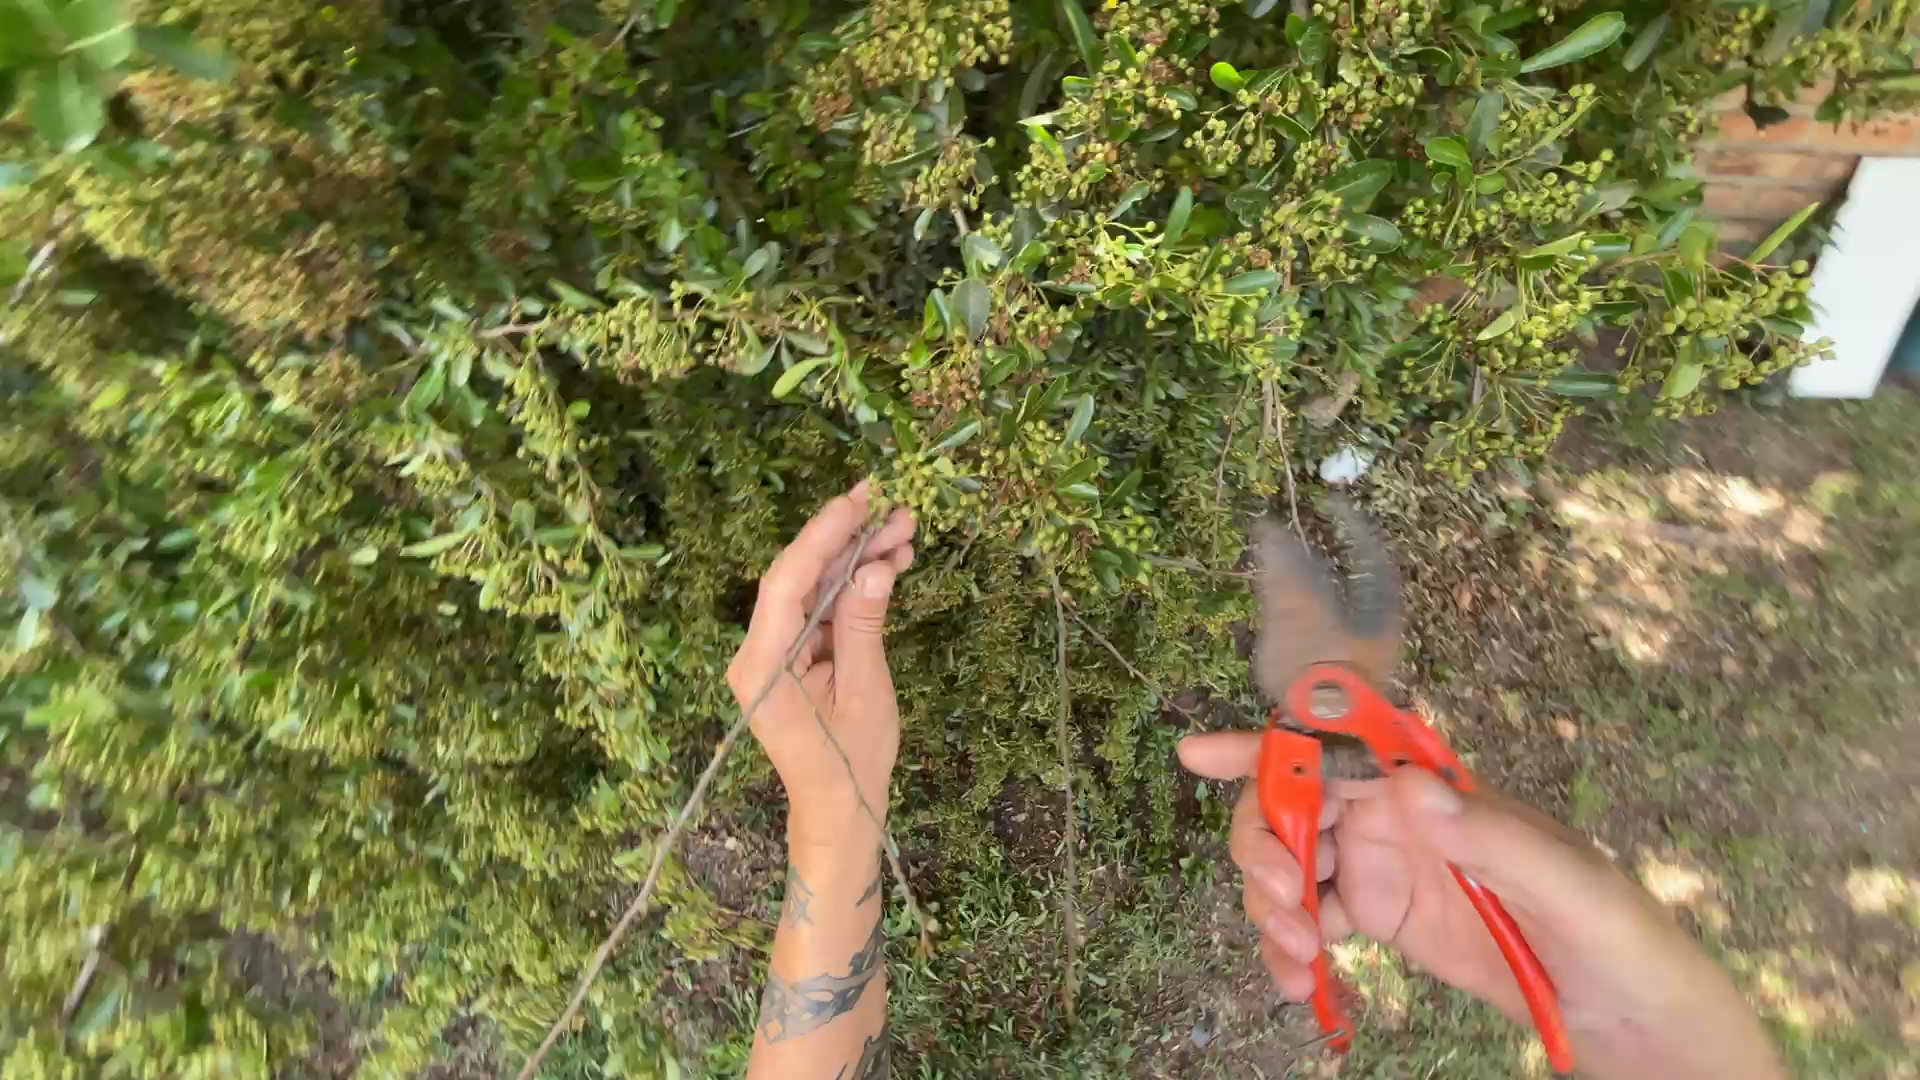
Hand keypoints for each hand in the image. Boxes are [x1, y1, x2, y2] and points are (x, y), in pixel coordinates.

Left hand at [727, 483, 915, 850]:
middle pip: (799, 577)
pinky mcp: (797, 654)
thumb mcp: (866, 691)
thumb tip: (875, 566)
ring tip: (904, 529)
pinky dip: (856, 587)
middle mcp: (759, 650)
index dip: (821, 536)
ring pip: (815, 587)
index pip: (785, 583)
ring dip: (858, 558)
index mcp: (763, 664)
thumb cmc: (852, 763)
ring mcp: (776, 651)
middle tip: (890, 504)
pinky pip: (823, 609)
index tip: (856, 501)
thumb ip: (864, 625)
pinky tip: (891, 564)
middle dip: (846, 539)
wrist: (841, 811)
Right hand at [1178, 732, 1783, 1079]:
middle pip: (1288, 806)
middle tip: (1279, 896)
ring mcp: (1375, 864)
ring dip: (1269, 901)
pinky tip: (1296, 980)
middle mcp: (1388, 814)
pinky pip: (1305, 916)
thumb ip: (1495, 836)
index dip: (1260, 747)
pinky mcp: (1372, 913)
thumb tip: (1409, 785)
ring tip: (1298, 955)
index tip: (1197, 755)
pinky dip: (1285, 945)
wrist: (1635, 1023)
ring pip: (1284, 861)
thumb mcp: (1576, 889)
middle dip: (1262, 843)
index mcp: (1425, 788)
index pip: (1330, 749)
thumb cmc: (1623, 937)